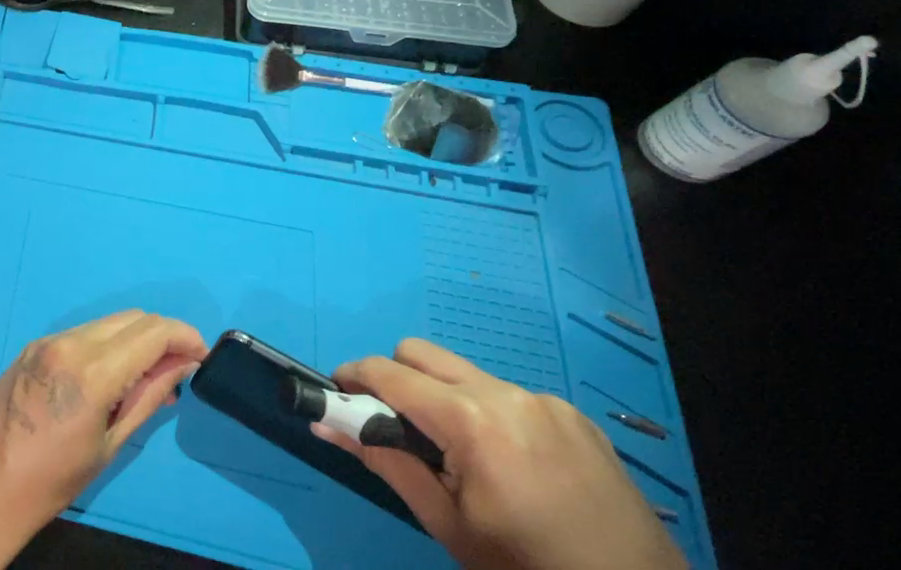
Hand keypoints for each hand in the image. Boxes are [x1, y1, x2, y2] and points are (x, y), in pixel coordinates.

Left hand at [0, 311, 206, 568]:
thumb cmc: (52, 479)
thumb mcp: (110, 443)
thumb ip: (147, 397)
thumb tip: (180, 366)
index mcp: (91, 370)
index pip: (152, 332)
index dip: (185, 337)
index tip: (203, 356)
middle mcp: (68, 343)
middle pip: (132, 319)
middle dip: (163, 335)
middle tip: (181, 368)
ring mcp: (46, 341)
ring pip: (107, 323)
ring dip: (135, 339)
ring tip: (149, 377)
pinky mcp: (32, 346)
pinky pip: (82, 333)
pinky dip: (107, 344)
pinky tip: (113, 375)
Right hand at [315, 338, 686, 569]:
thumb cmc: (527, 567)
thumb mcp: (446, 522)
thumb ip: (384, 461)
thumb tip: (325, 425)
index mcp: (471, 419)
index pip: (388, 373)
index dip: (353, 380)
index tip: (339, 401)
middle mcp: (507, 394)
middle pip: (421, 353)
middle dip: (395, 379)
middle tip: (398, 432)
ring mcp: (547, 402)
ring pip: (465, 374)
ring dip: (443, 399)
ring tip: (462, 459)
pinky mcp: (576, 417)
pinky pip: (509, 396)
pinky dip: (488, 415)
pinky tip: (511, 467)